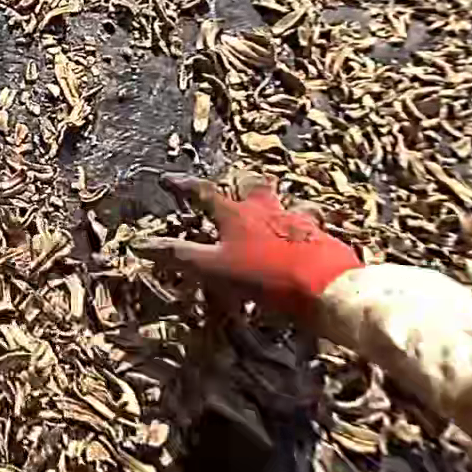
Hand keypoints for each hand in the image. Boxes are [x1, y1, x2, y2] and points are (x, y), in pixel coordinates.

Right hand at [133, 172, 361, 318]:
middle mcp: (268, 212)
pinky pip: (318, 231)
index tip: (167, 179)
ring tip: (286, 213)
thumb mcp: (212, 268)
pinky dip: (310, 234)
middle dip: (247, 182)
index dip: (183, 185)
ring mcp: (302, 225)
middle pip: (257, 187)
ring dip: (288, 207)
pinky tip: (309, 244)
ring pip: (295, 205)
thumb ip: (177, 255)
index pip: (203, 193)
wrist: (333, 292)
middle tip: (242, 183)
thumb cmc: (265, 276)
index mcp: (237, 214)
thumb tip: (137, 244)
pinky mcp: (329, 243)